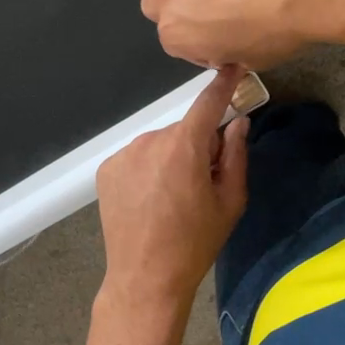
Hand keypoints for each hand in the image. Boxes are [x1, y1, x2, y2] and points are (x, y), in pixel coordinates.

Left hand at [95, 66, 249, 314]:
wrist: (145, 278)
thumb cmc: (195, 243)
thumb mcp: (230, 202)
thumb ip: (235, 156)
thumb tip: (237, 123)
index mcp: (184, 148)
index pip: (207, 104)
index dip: (222, 84)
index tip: (232, 67)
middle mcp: (150, 142)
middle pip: (184, 131)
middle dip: (196, 147)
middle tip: (202, 184)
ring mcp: (124, 155)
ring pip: (160, 145)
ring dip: (170, 158)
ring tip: (172, 198)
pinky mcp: (107, 170)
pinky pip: (138, 158)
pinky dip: (148, 170)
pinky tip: (149, 200)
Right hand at [141, 0, 344, 68]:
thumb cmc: (279, 32)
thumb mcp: (250, 61)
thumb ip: (225, 51)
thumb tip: (229, 43)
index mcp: (176, 33)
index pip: (175, 43)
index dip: (200, 44)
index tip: (224, 42)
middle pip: (160, 3)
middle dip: (182, 9)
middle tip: (218, 12)